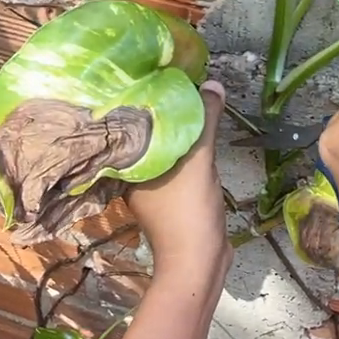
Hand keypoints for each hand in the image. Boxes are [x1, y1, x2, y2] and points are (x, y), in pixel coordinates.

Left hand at [127, 82, 229, 290]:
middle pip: (144, 137)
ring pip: (161, 153)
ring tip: (187, 105)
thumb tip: (212, 85)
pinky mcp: (168, 202)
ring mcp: (149, 191)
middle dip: (159, 114)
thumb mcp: (199, 160)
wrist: (198, 263)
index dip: (138, 101)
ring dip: (174, 135)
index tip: (150, 76)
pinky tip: (196, 140)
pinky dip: (183, 155)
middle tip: (173, 84)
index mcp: (126, 165)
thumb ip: (204, 122)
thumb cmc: (188, 212)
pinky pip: (173, 168)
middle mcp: (130, 176)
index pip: (126, 124)